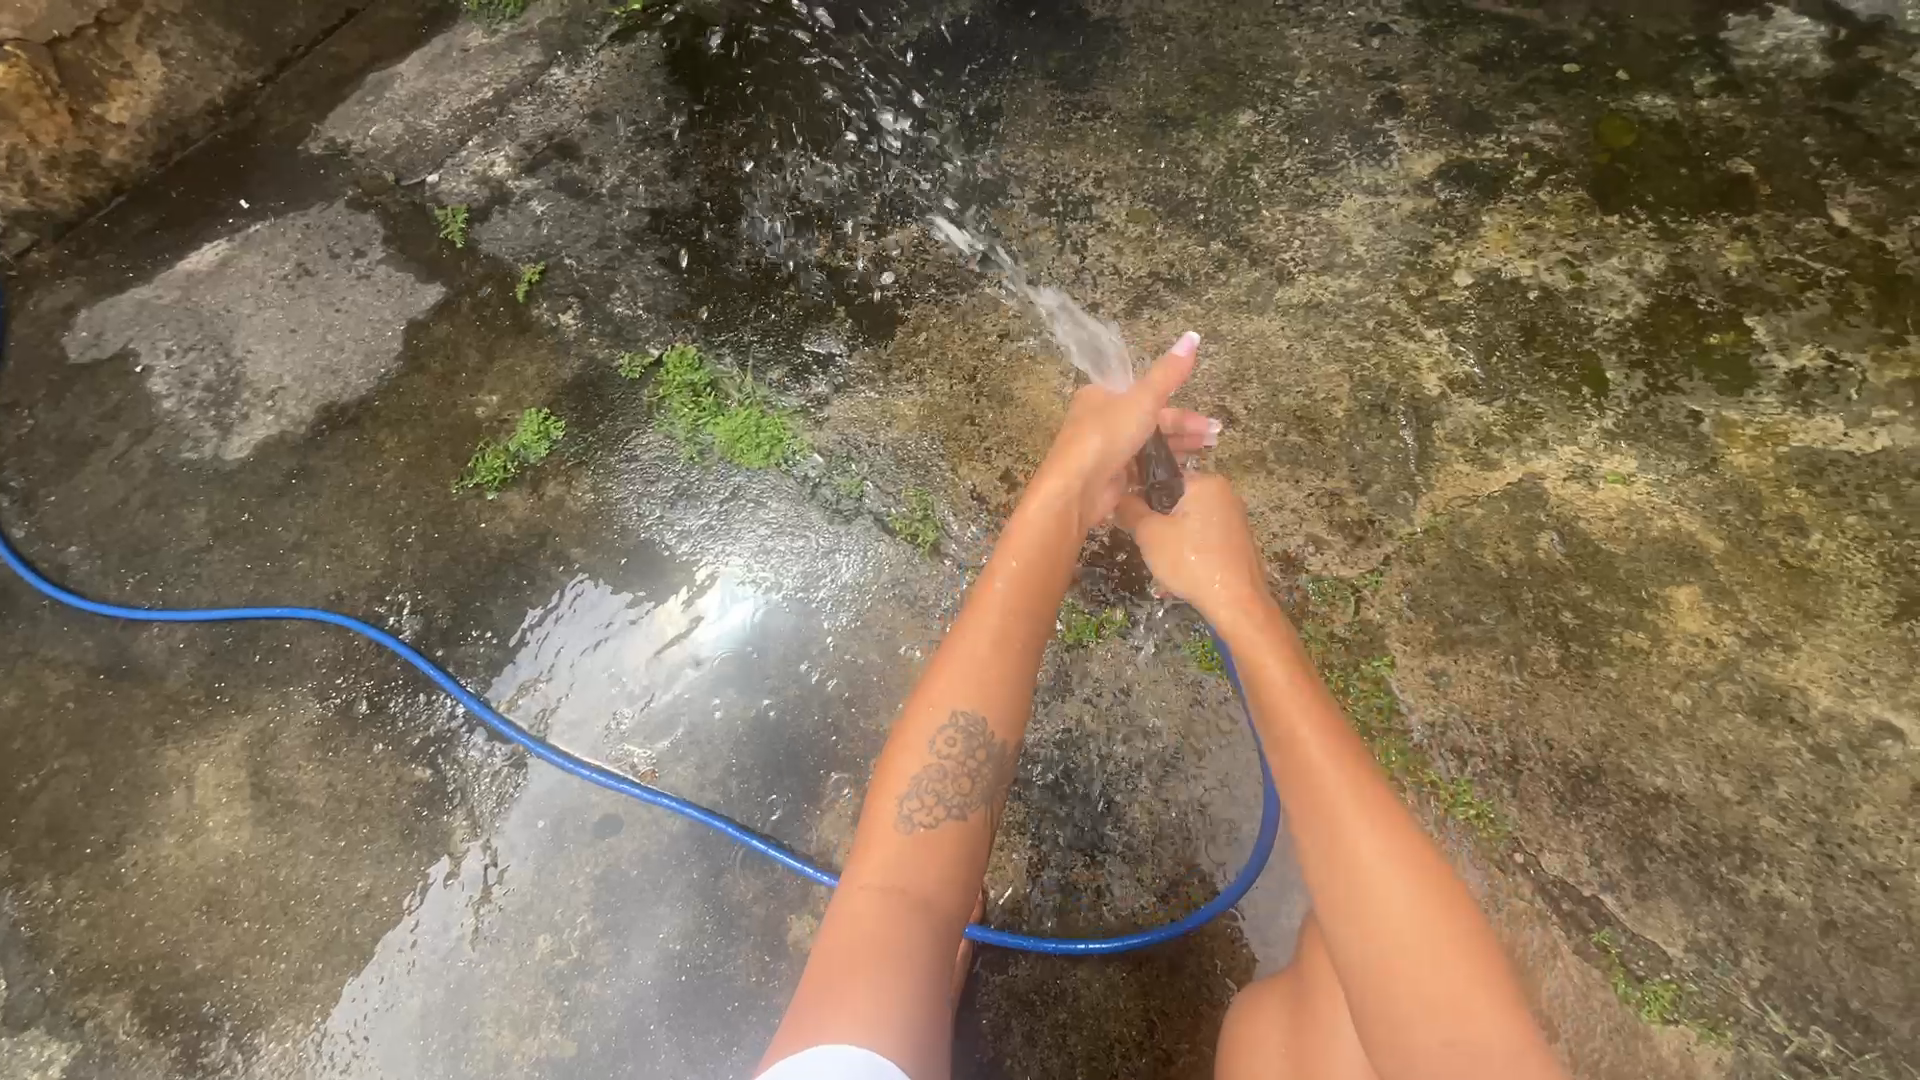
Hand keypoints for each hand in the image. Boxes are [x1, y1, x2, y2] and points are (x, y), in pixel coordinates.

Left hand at [1027, 332, 1218, 532]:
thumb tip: (1193, 335)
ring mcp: (1106, 450)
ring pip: (1147, 444)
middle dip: (1183, 426)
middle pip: (1150, 419)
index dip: (1175, 399)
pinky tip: (1184, 471)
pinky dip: (1162, 468)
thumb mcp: (1142, 398)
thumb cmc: (1106, 435)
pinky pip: (1141, 468)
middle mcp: (1101, 421)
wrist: (1076, 488)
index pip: (1143, 393)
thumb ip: (1169, 373)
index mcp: (1101, 396)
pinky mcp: (1111, 477)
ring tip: (1208, 450)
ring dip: (1178, 446)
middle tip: (1214, 435)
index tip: (1202, 411)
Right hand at [1114, 472, 1273, 631]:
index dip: (1142, 497)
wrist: (1236, 603)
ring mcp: (1234, 518)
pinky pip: (1202, 539)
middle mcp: (1225, 494)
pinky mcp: (1237, 541)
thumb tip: (1119, 497)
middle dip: (1158, 525)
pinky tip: (1181, 575)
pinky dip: (1188, 553)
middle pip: (1175, 503)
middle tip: (1149, 547)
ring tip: (1164, 567)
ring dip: (1170, 544)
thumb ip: (1129, 510)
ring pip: (1187, 524)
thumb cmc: (1190, 561)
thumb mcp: (1149, 534)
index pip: (1163, 477)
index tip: (1132, 518)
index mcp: (1206, 482)